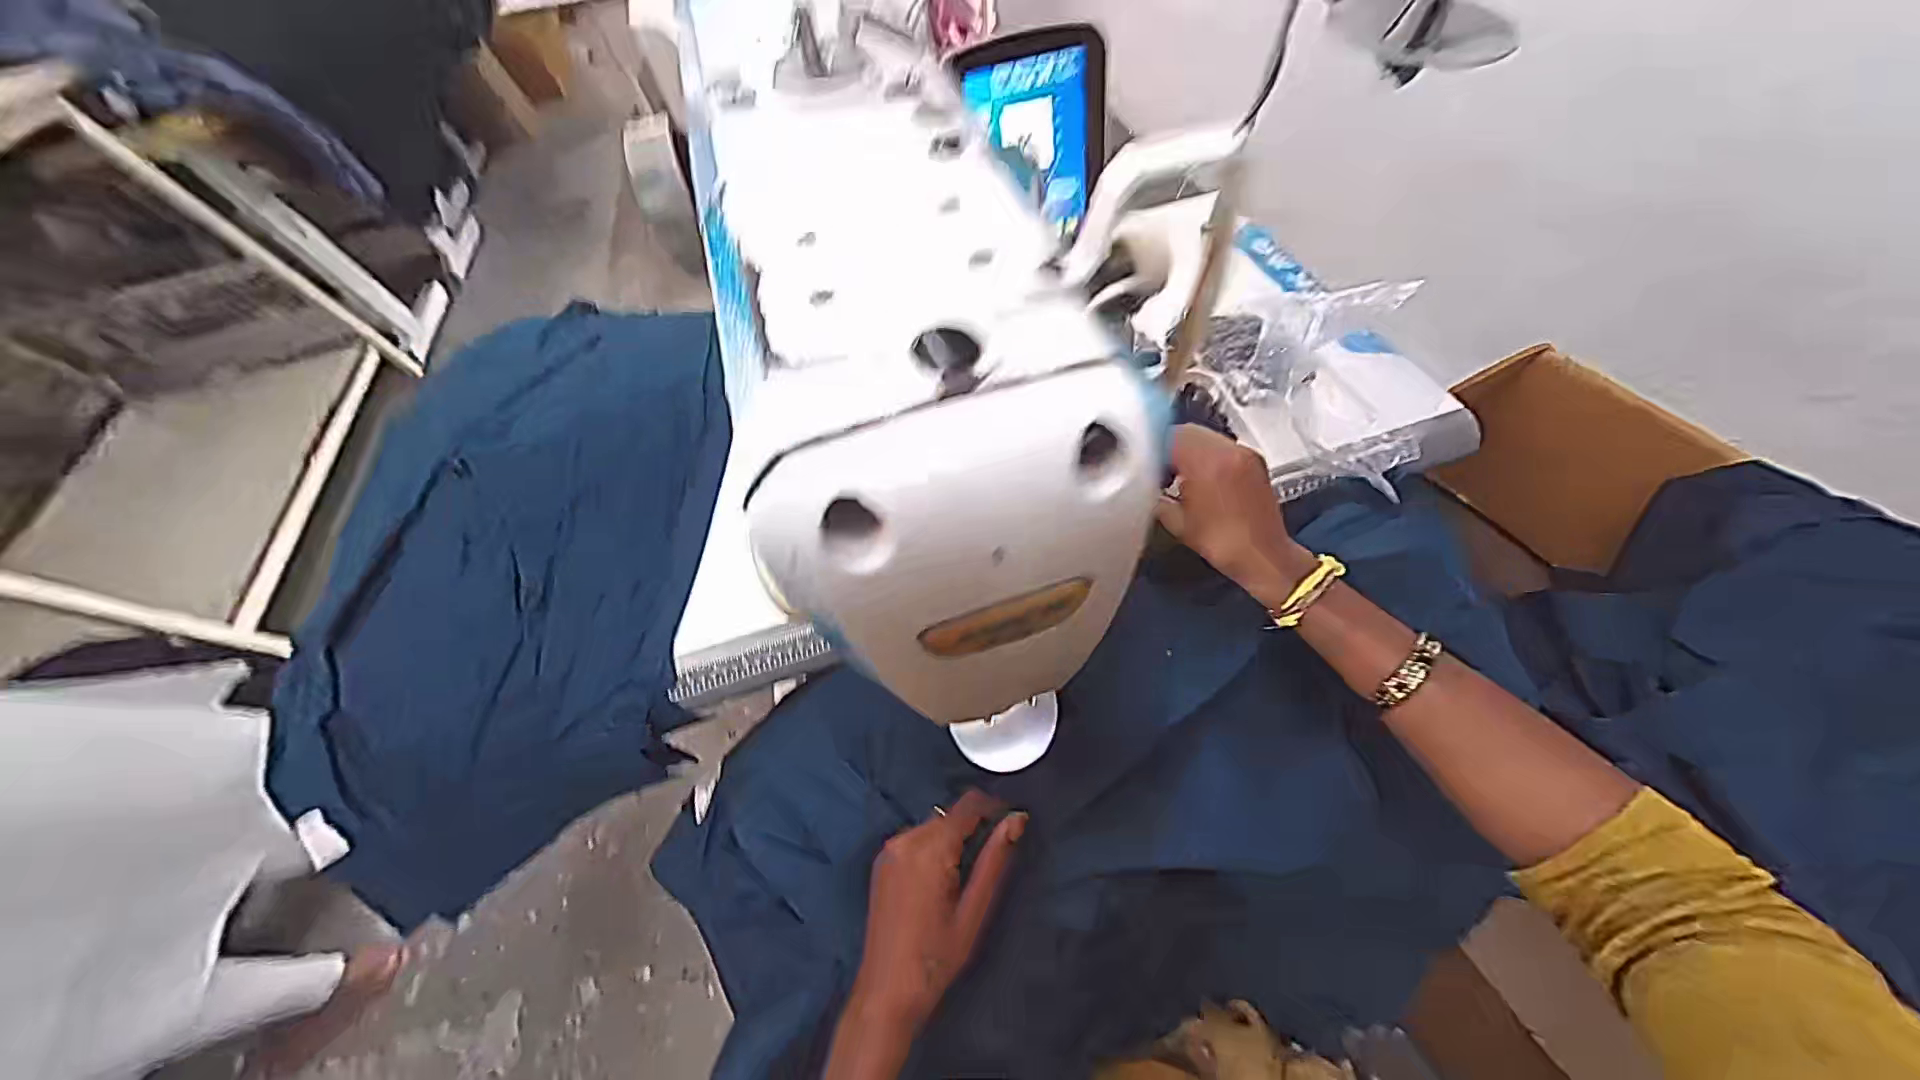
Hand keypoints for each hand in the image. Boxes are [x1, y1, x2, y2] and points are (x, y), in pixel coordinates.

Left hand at [853, 790, 1026, 1024]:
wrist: (887, 991)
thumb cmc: (936, 956)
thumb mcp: (974, 910)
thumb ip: (995, 859)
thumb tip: (1016, 819)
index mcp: (929, 848)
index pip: (968, 805)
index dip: (994, 807)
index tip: (1012, 821)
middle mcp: (905, 838)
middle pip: (950, 815)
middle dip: (973, 828)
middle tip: (989, 862)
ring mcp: (889, 849)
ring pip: (933, 825)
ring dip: (952, 839)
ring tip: (963, 878)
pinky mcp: (882, 861)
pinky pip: (915, 839)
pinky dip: (932, 848)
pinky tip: (939, 882)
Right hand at [1158, 424, 1316, 606]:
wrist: (1263, 556)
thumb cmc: (1223, 544)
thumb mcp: (1176, 522)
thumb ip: (1156, 497)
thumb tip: (1143, 487)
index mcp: (1207, 463)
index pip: (1168, 436)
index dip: (1150, 449)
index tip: (1141, 461)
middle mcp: (1228, 451)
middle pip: (1187, 431)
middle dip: (1167, 447)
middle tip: (1156, 468)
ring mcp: (1244, 454)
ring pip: (1205, 436)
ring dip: (1187, 449)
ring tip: (1177, 475)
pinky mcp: (1253, 461)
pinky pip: (1221, 446)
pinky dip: (1206, 455)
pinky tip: (1198, 478)